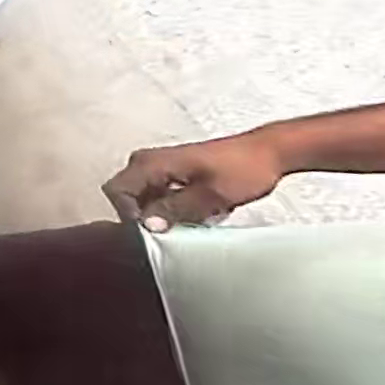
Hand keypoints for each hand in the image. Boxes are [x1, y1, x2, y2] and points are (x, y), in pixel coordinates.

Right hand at [102, 130, 289, 231]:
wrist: (268, 152)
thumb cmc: (242, 170)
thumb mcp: (211, 195)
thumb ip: (176, 209)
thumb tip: (147, 225)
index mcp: (148, 164)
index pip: (116, 191)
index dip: (129, 214)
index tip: (155, 232)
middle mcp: (143, 161)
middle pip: (127, 194)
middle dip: (148, 215)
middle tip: (179, 228)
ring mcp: (155, 164)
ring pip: (142, 196)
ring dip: (162, 212)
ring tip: (194, 220)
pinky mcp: (167, 170)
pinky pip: (155, 192)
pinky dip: (170, 205)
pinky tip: (197, 211)